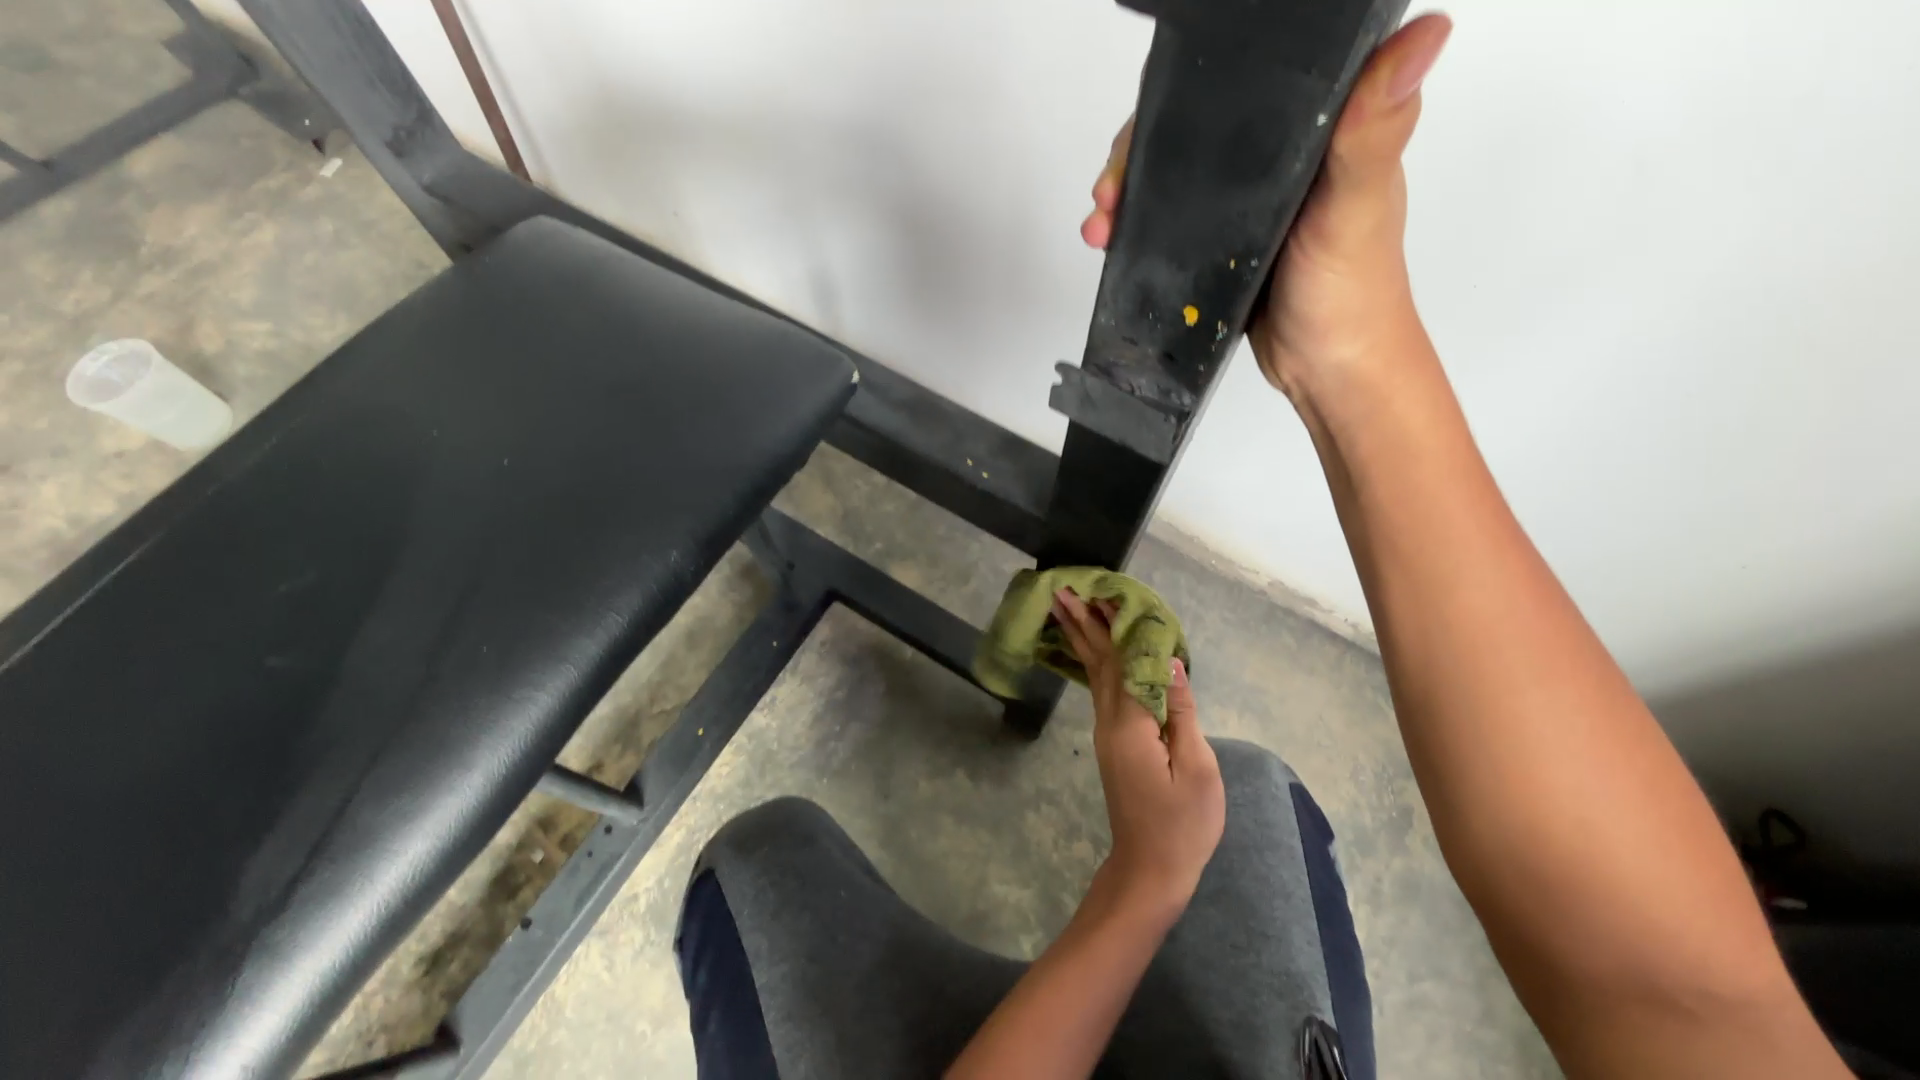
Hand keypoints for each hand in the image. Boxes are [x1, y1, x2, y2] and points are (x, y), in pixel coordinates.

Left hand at [1051, 588, 1223, 925]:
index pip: (1122, 662)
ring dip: (1083, 640)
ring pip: (1095, 677)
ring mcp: (1107, 735)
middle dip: (1082, 624)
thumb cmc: (1183, 824)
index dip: (1114, 625)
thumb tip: (1169, 664)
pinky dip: (1098, 666)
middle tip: (1062, 589)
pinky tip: (1094, 657)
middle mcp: (1110, 723)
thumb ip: (1182, 713)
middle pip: (1097, 664)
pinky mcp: (1112, 745)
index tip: (1101, 592)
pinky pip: (1102, 693)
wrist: (1151, 868)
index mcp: (1132, 725)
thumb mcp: (1197, 768)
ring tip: (1069, 611)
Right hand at [1081, 14, 1453, 405]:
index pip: (1250, 80)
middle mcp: (1283, 156)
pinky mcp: (1222, 239)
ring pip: (1175, 171)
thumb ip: (1372, 130)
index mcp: (1323, 129)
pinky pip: (1170, 216)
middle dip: (1143, 147)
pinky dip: (1136, 223)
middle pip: (1197, 126)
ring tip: (1103, 217)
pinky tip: (1112, 237)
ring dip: (1130, 186)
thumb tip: (1424, 37)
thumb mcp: (1354, 208)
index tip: (1155, 116)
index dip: (1195, 87)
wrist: (1327, 372)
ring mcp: (1248, 200)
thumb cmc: (1352, 296)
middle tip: (1115, 183)